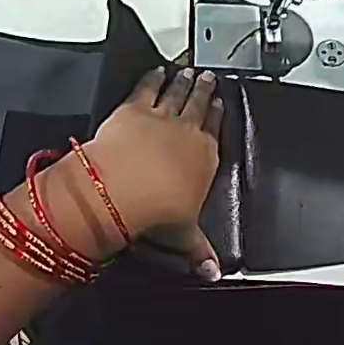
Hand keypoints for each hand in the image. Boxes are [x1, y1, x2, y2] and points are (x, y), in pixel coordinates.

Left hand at [81, 66, 224, 278]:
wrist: (123, 189)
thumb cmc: (156, 211)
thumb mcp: (184, 235)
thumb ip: (200, 252)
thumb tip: (213, 273)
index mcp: (205, 158)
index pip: (215, 131)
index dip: (217, 116)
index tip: (220, 104)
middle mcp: (188, 132)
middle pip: (199, 105)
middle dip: (205, 91)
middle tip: (210, 78)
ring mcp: (161, 117)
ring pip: (177, 93)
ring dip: (183, 81)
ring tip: (189, 70)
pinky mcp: (134, 108)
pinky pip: (147, 87)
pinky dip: (152, 77)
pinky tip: (156, 70)